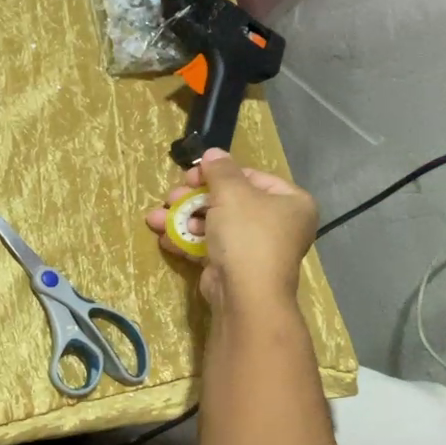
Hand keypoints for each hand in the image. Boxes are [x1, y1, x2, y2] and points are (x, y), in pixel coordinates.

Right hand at [145, 149, 316, 309]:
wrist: (245, 291)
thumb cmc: (247, 235)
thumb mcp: (232, 193)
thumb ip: (220, 171)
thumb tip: (213, 152)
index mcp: (290, 201)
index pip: (252, 178)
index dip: (218, 174)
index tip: (190, 176)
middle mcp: (277, 223)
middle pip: (228, 201)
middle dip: (192, 200)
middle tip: (170, 197)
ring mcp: (254, 247)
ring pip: (213, 224)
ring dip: (181, 220)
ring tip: (155, 219)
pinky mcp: (233, 265)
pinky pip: (208, 245)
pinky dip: (186, 240)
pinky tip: (163, 237)